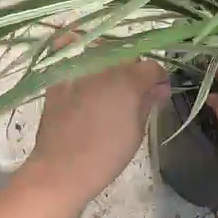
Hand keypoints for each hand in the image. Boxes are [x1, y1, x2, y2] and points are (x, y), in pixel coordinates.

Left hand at [24, 54, 168, 199]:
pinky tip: (81, 63)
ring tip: (108, 85)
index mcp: (128, 81)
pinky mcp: (58, 77)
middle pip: (127, 58)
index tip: (158, 94)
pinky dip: (75, 49)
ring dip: (109, 63)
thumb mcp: (136, 132)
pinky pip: (66, 49)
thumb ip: (148, 103)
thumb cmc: (105, 156)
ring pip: (101, 52)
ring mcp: (79, 69)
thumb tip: (159, 88)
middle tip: (134, 95)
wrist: (61, 169)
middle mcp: (104, 67)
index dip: (158, 81)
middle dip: (135, 73)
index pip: (152, 68)